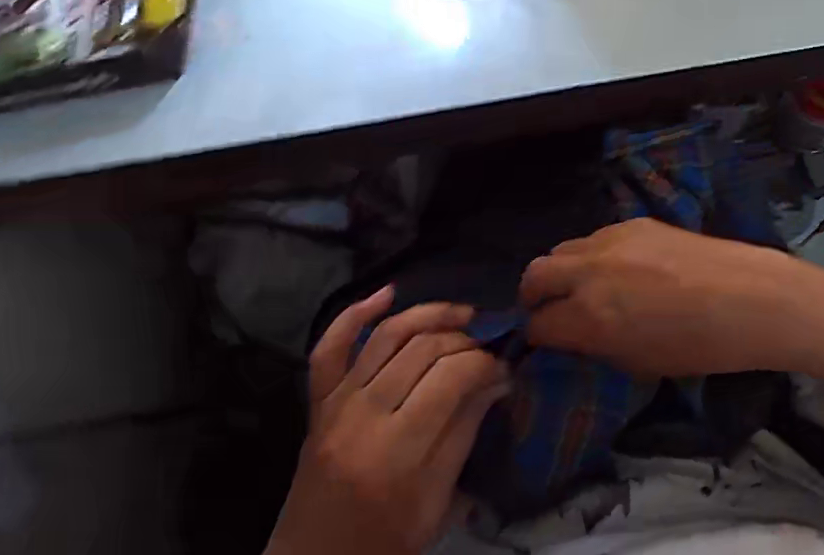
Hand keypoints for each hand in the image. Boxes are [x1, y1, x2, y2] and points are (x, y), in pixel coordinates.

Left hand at [265, 287, 509, 554]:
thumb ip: (463, 435)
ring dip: (428, 314)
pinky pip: (330, 346)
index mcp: (398, 453)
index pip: (451, 379)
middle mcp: (364, 415)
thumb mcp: (436, 506)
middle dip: (464, 339)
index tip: (506, 367)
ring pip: (387, 335)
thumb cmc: (384, 545)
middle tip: (490, 343)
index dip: (485, 364)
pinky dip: (354, 313)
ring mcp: (337, 401)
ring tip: (462, 313)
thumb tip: (497, 379)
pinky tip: (387, 293)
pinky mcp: (318, 398)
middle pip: (422, 350)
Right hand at [519, 218, 823, 385]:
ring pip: (562, 250)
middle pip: (534, 274)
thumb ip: (596, 345)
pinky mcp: (629, 221)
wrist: (750, 297)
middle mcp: (588, 272)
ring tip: (583, 286)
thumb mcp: (640, 363)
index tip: (542, 340)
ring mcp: (607, 240)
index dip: (535, 335)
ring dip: (562, 271)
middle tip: (547, 309)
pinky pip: (594, 238)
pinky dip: (592, 255)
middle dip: (532, 295)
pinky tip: (619, 268)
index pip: (538, 323)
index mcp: (590, 316)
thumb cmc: (700, 346)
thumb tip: (574, 334)